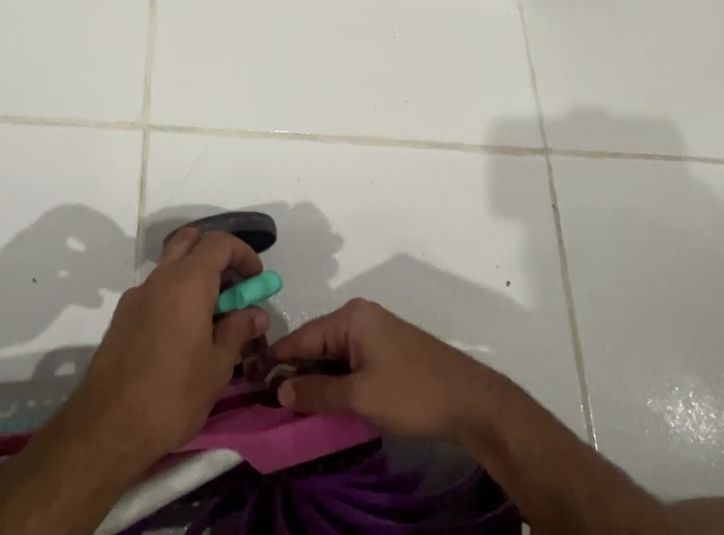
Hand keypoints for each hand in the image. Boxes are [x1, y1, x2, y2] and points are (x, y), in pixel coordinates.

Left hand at [63, 228, 270, 463]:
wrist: (108, 428)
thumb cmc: (173, 395)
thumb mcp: (218, 366)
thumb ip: (238, 331)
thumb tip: (256, 313)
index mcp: (187, 283)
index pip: (218, 242)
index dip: (242, 253)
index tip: (256, 279)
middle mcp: (159, 280)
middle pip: (189, 242)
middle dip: (216, 255)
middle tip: (234, 287)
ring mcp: (136, 297)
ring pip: (170, 267)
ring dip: (195, 278)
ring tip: (215, 318)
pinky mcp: (122, 318)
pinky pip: (155, 292)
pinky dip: (176, 297)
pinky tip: (185, 336)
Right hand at [269, 298, 507, 438]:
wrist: (473, 403)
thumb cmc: (413, 393)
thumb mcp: (360, 396)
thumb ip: (317, 393)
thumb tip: (280, 392)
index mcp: (352, 317)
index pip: (302, 337)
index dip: (276, 359)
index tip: (251, 380)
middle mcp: (361, 318)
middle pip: (316, 345)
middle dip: (295, 371)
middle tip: (269, 400)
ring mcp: (377, 335)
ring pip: (333, 357)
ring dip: (316, 380)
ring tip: (292, 406)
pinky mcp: (388, 354)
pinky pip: (350, 364)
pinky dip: (336, 381)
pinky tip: (325, 402)